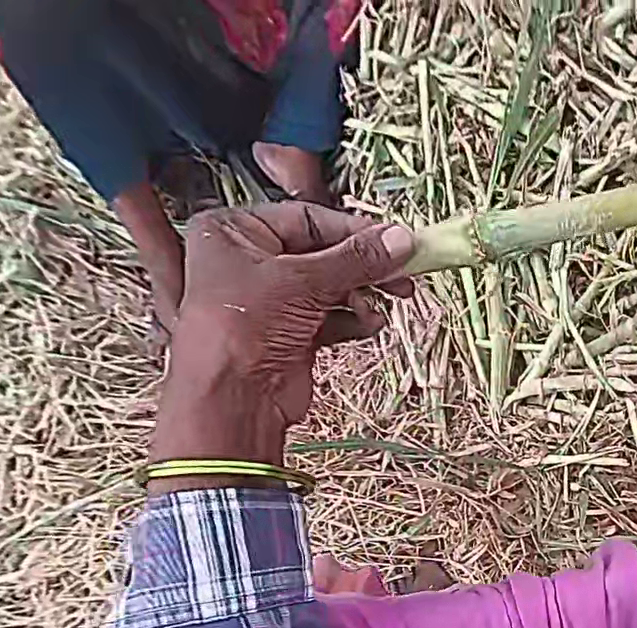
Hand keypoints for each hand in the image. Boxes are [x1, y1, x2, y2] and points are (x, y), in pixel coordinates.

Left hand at [149, 202, 414, 485]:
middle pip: (324, 255)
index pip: (309, 219)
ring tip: (379, 307)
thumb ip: (356, 259)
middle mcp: (254, 262)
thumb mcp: (303, 281)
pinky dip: (354, 321)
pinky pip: (333, 318)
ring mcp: (275, 302)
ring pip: (332, 288)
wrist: (233, 399)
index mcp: (237, 231)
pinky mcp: (294, 335)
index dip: (354, 231)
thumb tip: (402, 239)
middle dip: (364, 268)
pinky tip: (370, 325)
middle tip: (403, 277)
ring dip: (361, 297)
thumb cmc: (244, 327)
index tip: (396, 242)